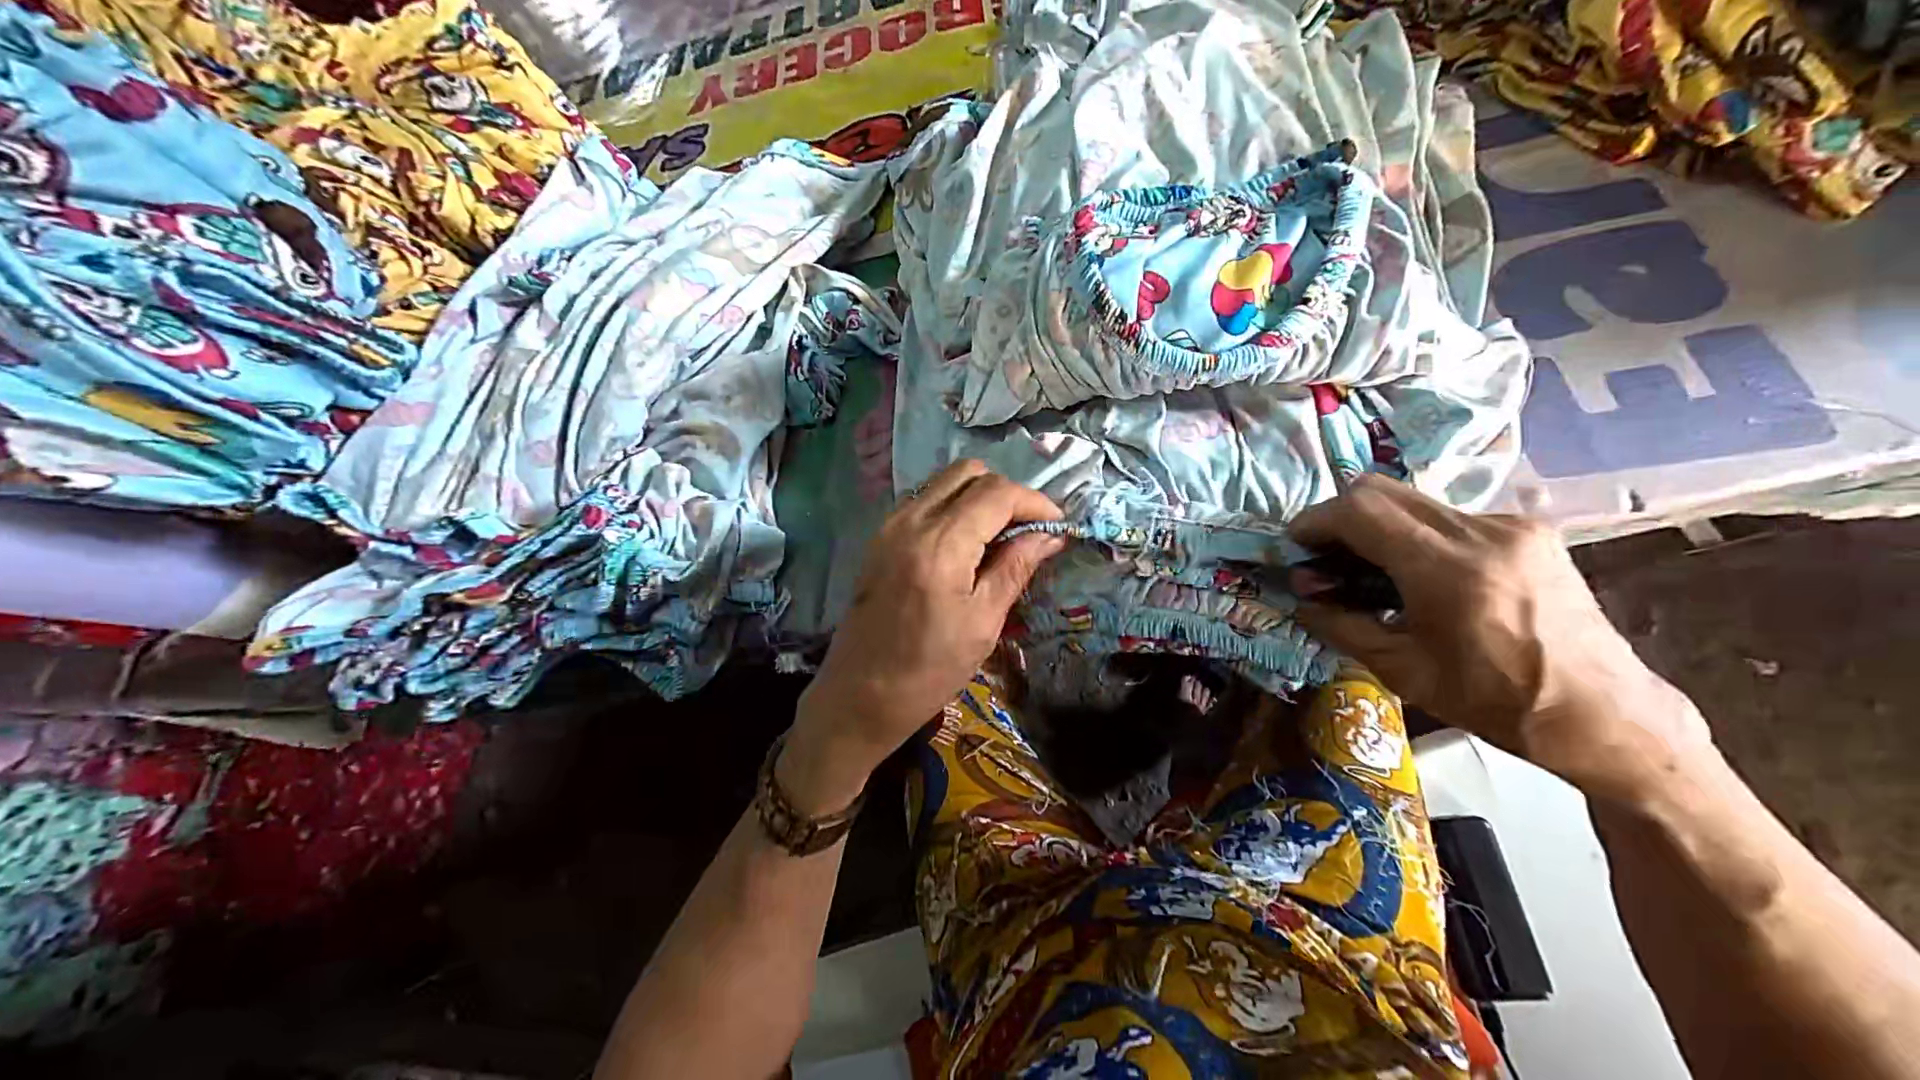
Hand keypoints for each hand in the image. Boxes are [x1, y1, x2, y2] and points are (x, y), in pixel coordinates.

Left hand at [779, 460, 1065, 813]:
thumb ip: (1015, 567)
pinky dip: (954, 507)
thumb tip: (1050, 535)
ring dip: (980, 496)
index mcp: (941, 544)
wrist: (860, 695)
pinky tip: (968, 544)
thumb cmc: (929, 669)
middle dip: (1007, 493)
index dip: (1035, 501)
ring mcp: (891, 525)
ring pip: (945, 482)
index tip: (1057, 525)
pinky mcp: (881, 537)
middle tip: (1029, 529)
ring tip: (1002, 536)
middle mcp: (912, 521)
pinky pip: (925, 500)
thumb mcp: (983, 622)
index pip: (997, 493)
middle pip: (970, 472)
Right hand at [1288, 475, 1715, 801]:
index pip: (1359, 510)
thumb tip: (1299, 596)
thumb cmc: (1493, 701)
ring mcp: (1511, 525)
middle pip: (1381, 490)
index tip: (1296, 546)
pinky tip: (1416, 574)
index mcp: (1448, 570)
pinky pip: (1447, 515)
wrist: (1600, 714)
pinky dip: (1414, 534)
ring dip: (1376, 525)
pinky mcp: (1528, 530)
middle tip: (1325, 556)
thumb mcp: (1400, 669)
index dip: (1315, 522)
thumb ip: (1340, 623)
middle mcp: (1482, 532)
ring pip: (1412, 499)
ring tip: (1368, 570)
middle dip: (1339, 517)